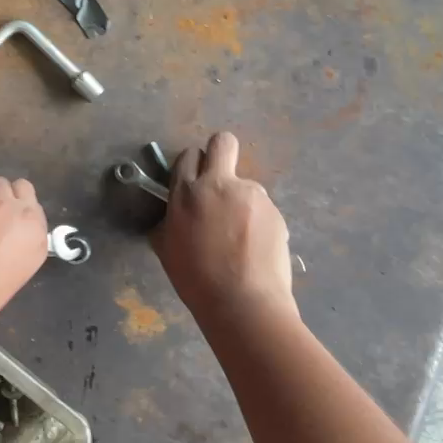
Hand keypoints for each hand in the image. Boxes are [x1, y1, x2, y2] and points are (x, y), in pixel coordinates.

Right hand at [151, 132, 295, 326]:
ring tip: (239, 236)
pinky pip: (261, 208)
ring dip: (240, 200)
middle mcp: (219, 185)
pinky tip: (254, 248)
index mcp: (186, 193)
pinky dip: (257, 221)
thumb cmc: (195, 279)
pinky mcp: (275, 211)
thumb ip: (170, 221)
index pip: (188, 156)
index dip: (191, 166)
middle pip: (222, 142)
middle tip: (220, 177)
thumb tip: (175, 215)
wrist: (242, 300)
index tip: (193, 182)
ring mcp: (251, 195)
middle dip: (220, 151)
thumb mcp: (167, 248)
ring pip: (245, 184)